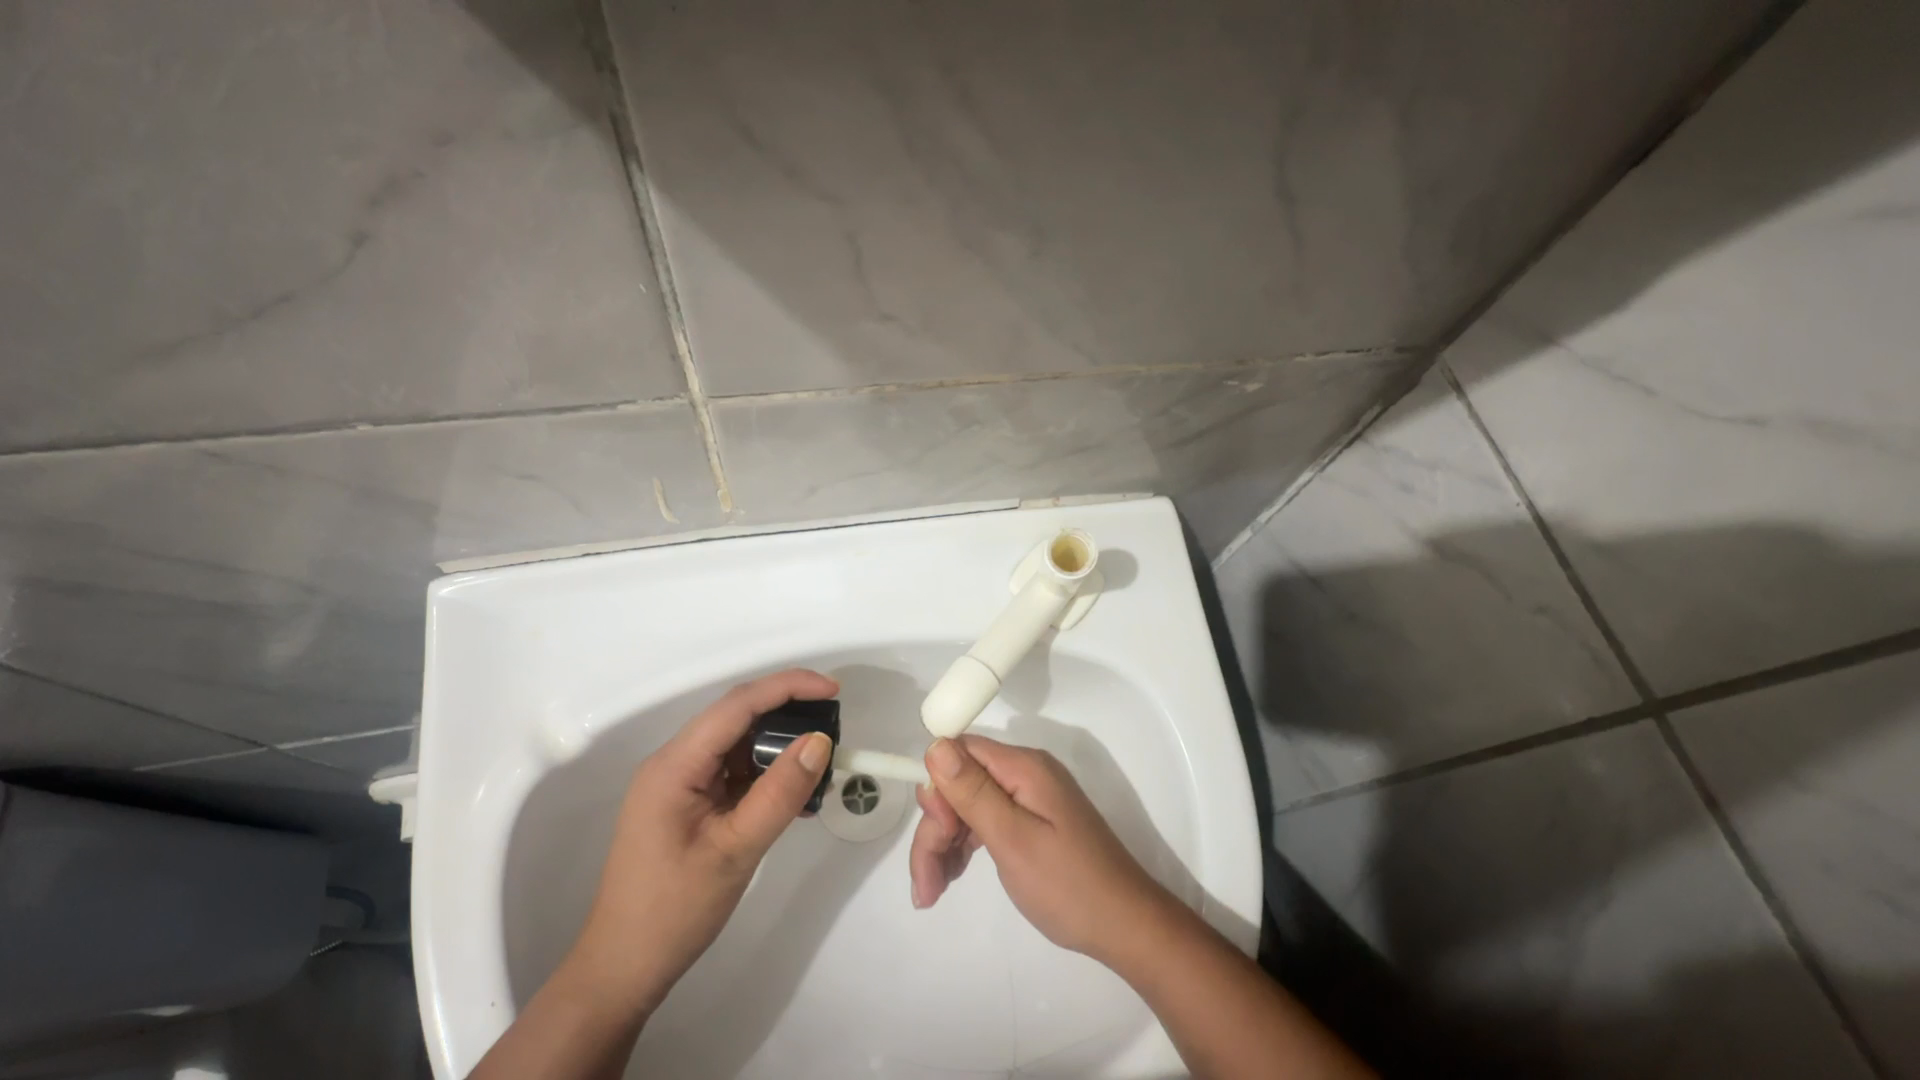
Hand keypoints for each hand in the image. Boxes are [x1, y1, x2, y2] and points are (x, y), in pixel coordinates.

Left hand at [562, 669, 837, 1013]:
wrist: (625, 967)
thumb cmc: (674, 909)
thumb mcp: (736, 849)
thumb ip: (780, 793)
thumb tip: (819, 741)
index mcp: (675, 765)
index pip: (737, 705)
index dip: (787, 687)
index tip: (834, 689)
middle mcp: (674, 764)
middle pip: (737, 720)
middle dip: (788, 716)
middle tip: (835, 730)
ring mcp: (680, 786)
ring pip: (739, 748)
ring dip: (780, 751)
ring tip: (824, 769)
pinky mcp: (689, 807)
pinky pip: (734, 776)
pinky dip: (768, 779)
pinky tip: (798, 799)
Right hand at [909, 734, 1172, 962]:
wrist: (1124, 926)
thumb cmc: (1067, 885)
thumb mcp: (1013, 839)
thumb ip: (973, 791)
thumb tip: (935, 744)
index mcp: (1024, 768)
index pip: (958, 752)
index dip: (938, 789)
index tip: (937, 832)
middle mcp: (1025, 774)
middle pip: (959, 783)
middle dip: (936, 828)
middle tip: (929, 881)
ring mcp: (1030, 799)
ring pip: (966, 806)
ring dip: (943, 844)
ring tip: (932, 892)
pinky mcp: (1032, 822)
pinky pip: (985, 823)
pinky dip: (963, 848)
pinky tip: (950, 879)